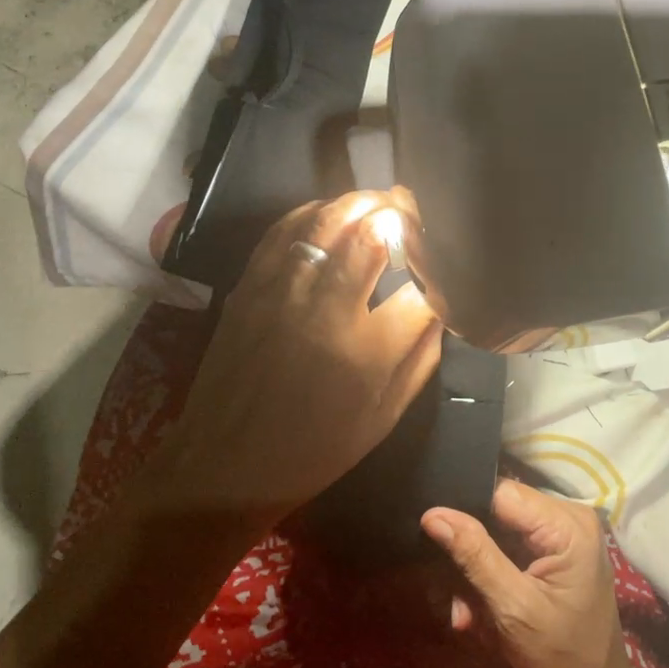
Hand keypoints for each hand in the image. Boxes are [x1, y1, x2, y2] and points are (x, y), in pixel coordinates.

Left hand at [153, 191, 442, 523]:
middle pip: (372, 233)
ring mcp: (282, 290)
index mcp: (367, 350)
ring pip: (328, 219)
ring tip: (379, 202)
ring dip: (361, 202)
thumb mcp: (385, 418)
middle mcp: (326, 309)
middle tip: (411, 212)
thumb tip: (440, 308)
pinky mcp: (250, 284)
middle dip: (400, 213)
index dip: (439, 271)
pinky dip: (314, 212)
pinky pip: (285, 229)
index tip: (443, 266)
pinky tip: (332, 214)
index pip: (422, 288)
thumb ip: (421, 357)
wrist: (226, 465)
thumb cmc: (315, 449)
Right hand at [422, 479, 635, 667]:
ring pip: (500, 533)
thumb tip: (433, 514)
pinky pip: (512, 549)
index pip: (502, 493)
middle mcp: (570, 517)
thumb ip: (475, 556)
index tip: (436, 538)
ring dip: (478, 572)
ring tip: (466, 612)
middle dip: (471, 552)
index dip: (467, 511)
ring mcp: (565, 535)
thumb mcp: (513, 608)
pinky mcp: (557, 553)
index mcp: (568, 524)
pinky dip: (492, 578)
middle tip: (454, 593)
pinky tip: (480, 612)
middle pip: (500, 512)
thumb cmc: (561, 655)